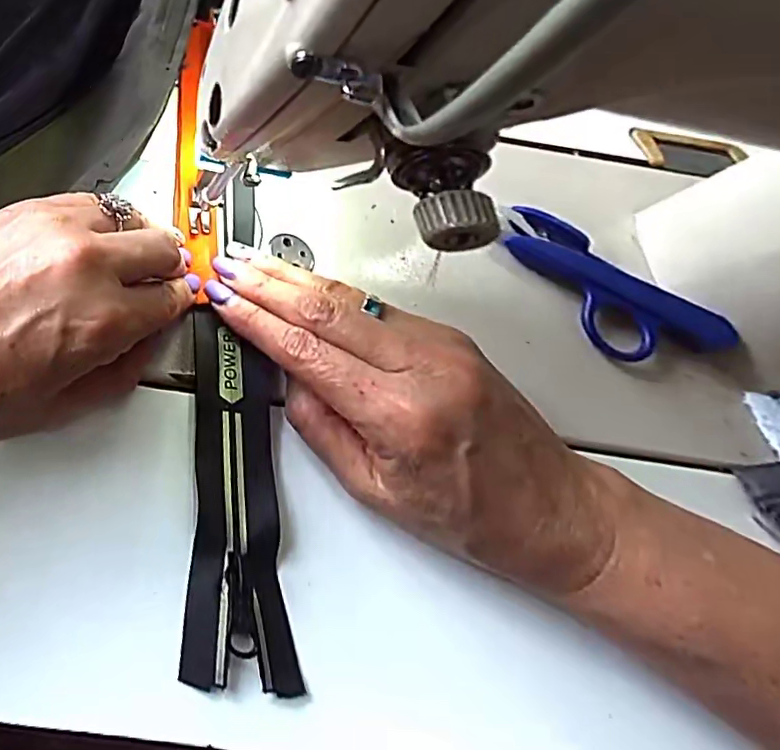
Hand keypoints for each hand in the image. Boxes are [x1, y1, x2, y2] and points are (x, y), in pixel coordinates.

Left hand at [0, 194, 196, 474]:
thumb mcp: (56, 405)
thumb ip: (118, 372)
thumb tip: (143, 343)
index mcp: (101, 321)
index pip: (171, 298)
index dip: (175, 304)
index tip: (171, 303)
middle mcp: (88, 265)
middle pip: (163, 247)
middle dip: (166, 267)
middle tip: (154, 279)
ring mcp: (58, 229)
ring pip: (129, 218)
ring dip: (133, 239)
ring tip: (117, 259)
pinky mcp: (29, 208)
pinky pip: (89, 203)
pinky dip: (98, 222)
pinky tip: (84, 241)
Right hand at [201, 255, 622, 596]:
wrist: (553, 507)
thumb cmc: (476, 514)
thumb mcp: (377, 491)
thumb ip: (322, 428)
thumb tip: (287, 378)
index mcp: (401, 414)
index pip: (308, 351)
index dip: (258, 322)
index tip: (226, 303)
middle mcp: (423, 365)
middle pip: (326, 308)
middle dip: (268, 284)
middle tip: (229, 269)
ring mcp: (439, 342)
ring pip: (349, 296)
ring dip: (295, 277)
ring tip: (255, 264)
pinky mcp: (446, 334)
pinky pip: (374, 305)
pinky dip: (329, 290)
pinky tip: (303, 281)